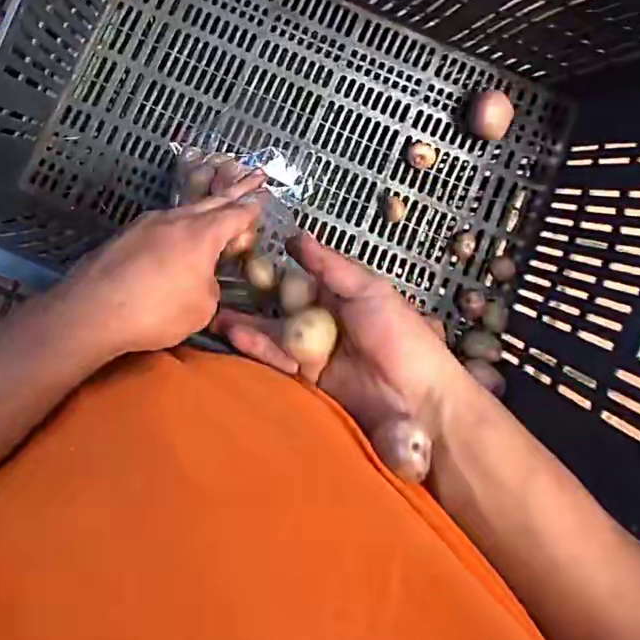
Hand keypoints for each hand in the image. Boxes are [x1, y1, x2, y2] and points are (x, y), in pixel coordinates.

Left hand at [48, 174, 263, 359]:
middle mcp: (176, 219)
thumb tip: (202, 277)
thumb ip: (211, 285)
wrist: (92, 310)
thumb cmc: (156, 311)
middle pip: (212, 201)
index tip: (263, 196)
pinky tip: (174, 239)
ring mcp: (147, 223)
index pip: (236, 213)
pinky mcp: (125, 235)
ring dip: (203, 210)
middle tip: (254, 177)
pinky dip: (176, 228)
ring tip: (214, 209)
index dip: (252, 207)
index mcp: (202, 233)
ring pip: (184, 211)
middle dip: (235, 190)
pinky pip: (161, 225)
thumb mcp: (202, 308)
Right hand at [213, 233, 469, 443]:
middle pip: (280, 309)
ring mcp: (315, 354)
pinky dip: (257, 349)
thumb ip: (329, 265)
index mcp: (340, 298)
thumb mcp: (368, 290)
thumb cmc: (403, 338)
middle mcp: (324, 323)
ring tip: (218, 316)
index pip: (298, 280)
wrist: (422, 404)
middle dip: (252, 301)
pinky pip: (278, 363)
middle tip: (219, 291)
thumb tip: (297, 236)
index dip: (271, 271)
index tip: (243, 260)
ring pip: (274, 335)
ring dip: (247, 326)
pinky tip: (235, 336)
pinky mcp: (309, 383)